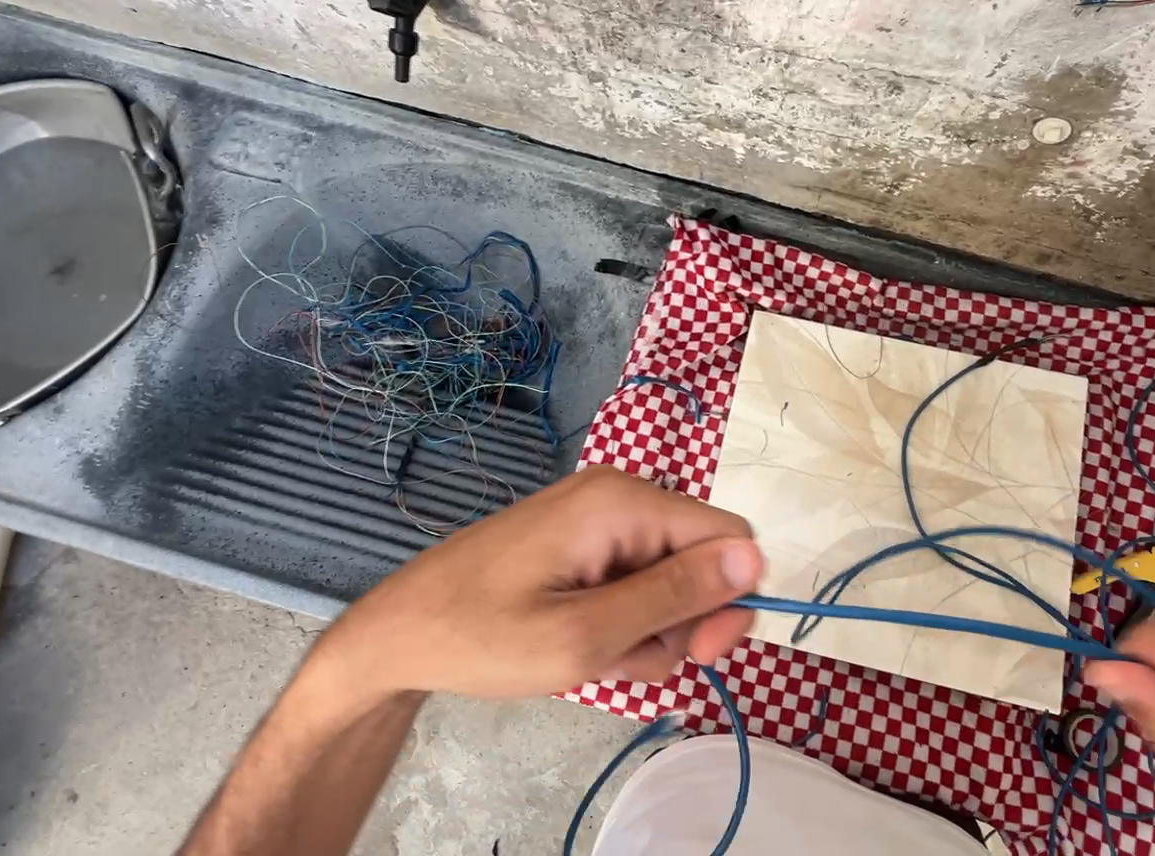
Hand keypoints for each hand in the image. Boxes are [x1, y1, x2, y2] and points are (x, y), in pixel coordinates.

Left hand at [318, 465, 763, 698]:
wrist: (398, 632)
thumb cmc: (482, 636)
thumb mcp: (585, 634)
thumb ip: (675, 596)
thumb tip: (756, 559)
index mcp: (625, 503)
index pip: (729, 536)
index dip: (729, 597)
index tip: (699, 652)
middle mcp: (619, 495)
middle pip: (699, 558)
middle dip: (678, 620)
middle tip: (627, 659)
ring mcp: (598, 516)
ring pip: (668, 577)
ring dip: (645, 628)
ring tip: (590, 653)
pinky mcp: (583, 539)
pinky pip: (633, 577)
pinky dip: (621, 618)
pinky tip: (580, 640)